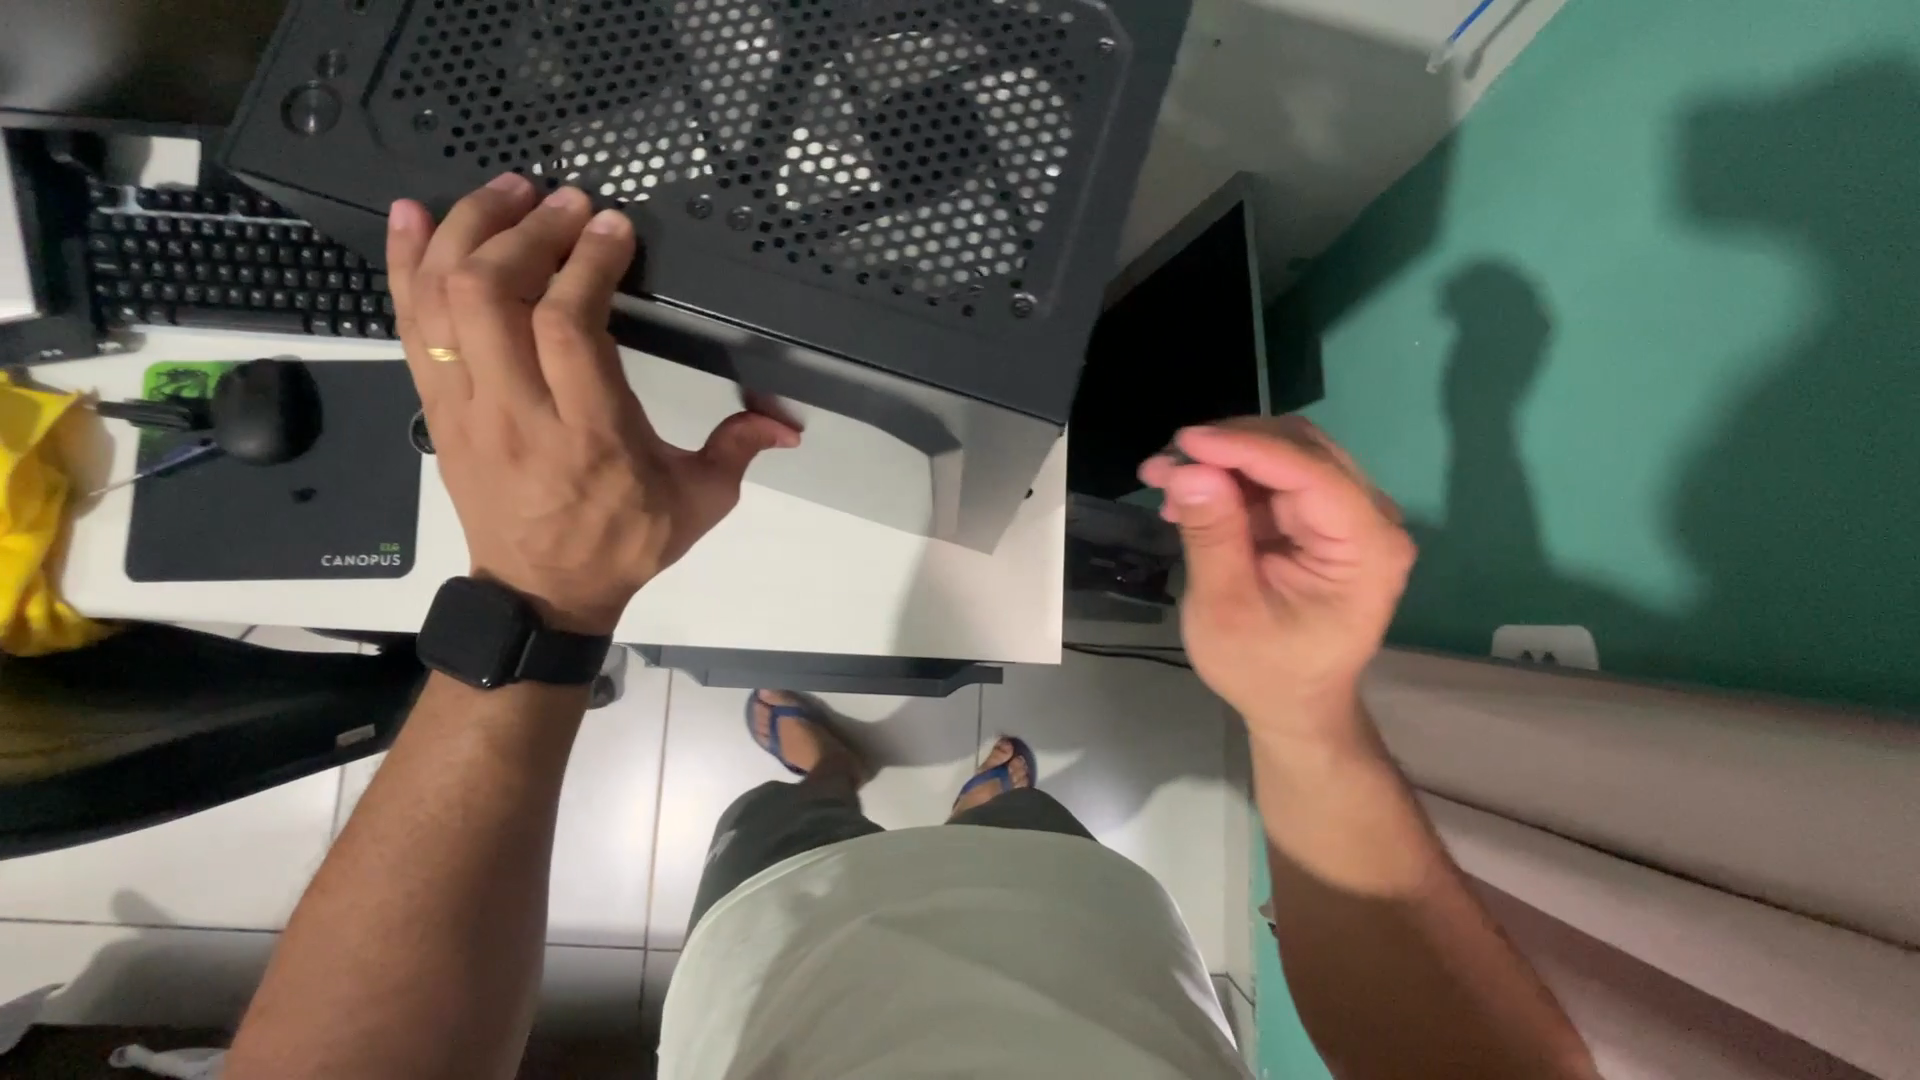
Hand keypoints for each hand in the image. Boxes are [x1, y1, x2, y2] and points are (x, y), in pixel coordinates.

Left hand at [387, 175, 799, 634]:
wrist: (543, 593)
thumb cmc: (624, 545)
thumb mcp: (697, 504)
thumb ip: (738, 451)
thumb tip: (788, 426)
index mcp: (590, 434)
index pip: (569, 326)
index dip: (586, 263)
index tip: (610, 226)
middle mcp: (518, 413)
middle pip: (495, 295)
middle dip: (528, 231)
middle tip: (563, 202)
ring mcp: (465, 410)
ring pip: (443, 299)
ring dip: (470, 232)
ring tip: (506, 195)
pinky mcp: (436, 410)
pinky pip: (408, 326)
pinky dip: (405, 264)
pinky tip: (416, 217)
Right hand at [1139, 418, 1413, 743]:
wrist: (1290, 703)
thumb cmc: (1262, 669)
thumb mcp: (1226, 610)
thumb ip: (1212, 537)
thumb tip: (1188, 470)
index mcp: (1367, 548)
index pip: (1311, 473)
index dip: (1246, 448)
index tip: (1185, 442)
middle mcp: (1369, 519)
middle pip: (1302, 451)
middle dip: (1229, 448)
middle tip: (1164, 464)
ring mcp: (1346, 516)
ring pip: (1284, 455)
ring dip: (1222, 459)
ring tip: (1165, 479)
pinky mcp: (1319, 519)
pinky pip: (1273, 477)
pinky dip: (1227, 478)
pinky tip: (1186, 495)